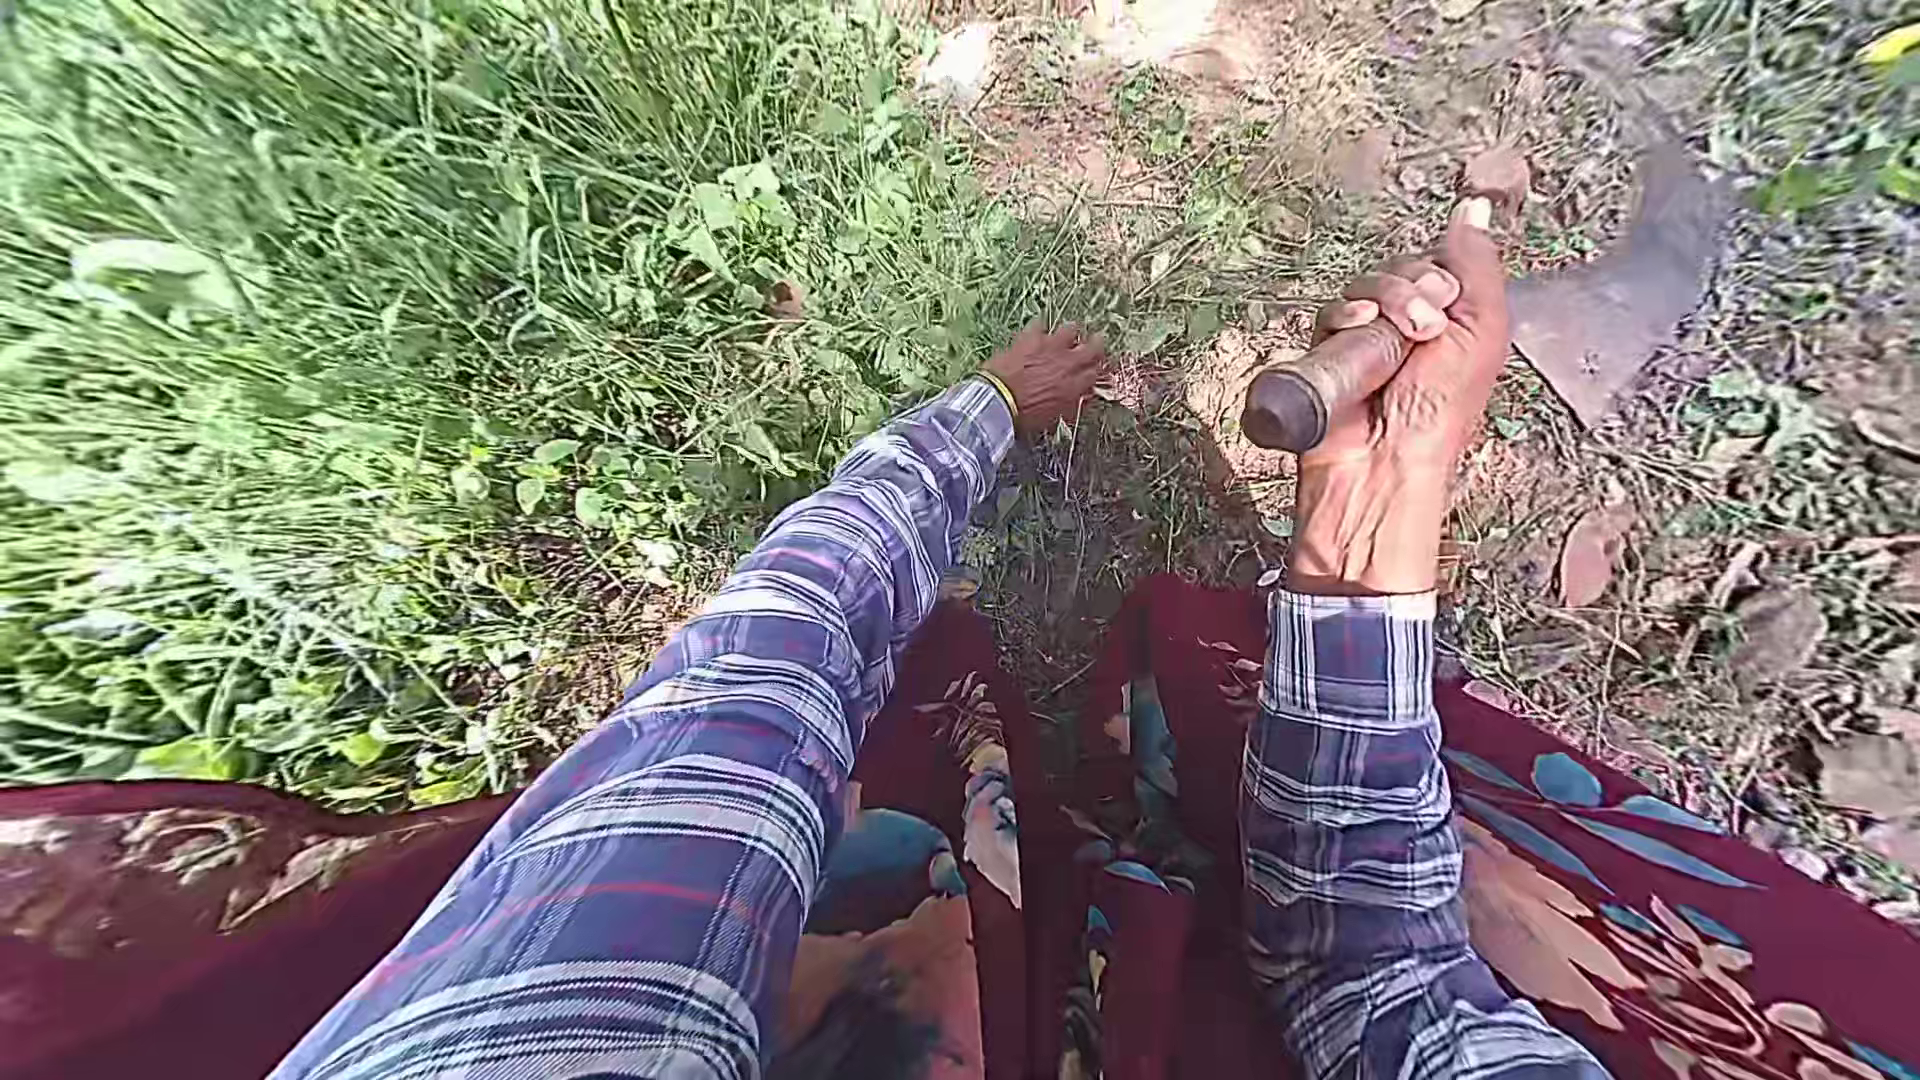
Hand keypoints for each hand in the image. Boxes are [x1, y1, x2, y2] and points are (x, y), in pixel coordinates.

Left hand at [984, 322, 1106, 437]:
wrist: (997, 401)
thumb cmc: (1022, 416)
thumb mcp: (1051, 418)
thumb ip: (1067, 405)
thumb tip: (1075, 399)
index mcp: (1074, 386)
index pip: (1096, 373)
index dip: (1096, 370)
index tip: (1092, 370)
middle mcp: (1068, 363)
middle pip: (1094, 347)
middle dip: (1095, 345)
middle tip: (1092, 345)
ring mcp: (1051, 346)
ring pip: (1072, 329)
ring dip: (1070, 332)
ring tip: (1066, 335)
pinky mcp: (1031, 336)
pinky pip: (1040, 323)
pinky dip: (1039, 327)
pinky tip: (1036, 331)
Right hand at [1288, 198, 1509, 594]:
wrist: (1382, 458)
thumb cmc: (1438, 410)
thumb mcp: (1483, 331)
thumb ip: (1477, 269)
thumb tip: (1470, 209)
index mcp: (1448, 321)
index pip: (1435, 265)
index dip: (1438, 271)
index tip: (1445, 300)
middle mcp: (1402, 327)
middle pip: (1396, 271)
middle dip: (1408, 288)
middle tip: (1422, 326)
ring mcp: (1360, 342)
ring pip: (1359, 289)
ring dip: (1378, 298)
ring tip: (1391, 334)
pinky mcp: (1323, 357)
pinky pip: (1327, 315)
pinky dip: (1341, 313)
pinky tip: (1353, 325)